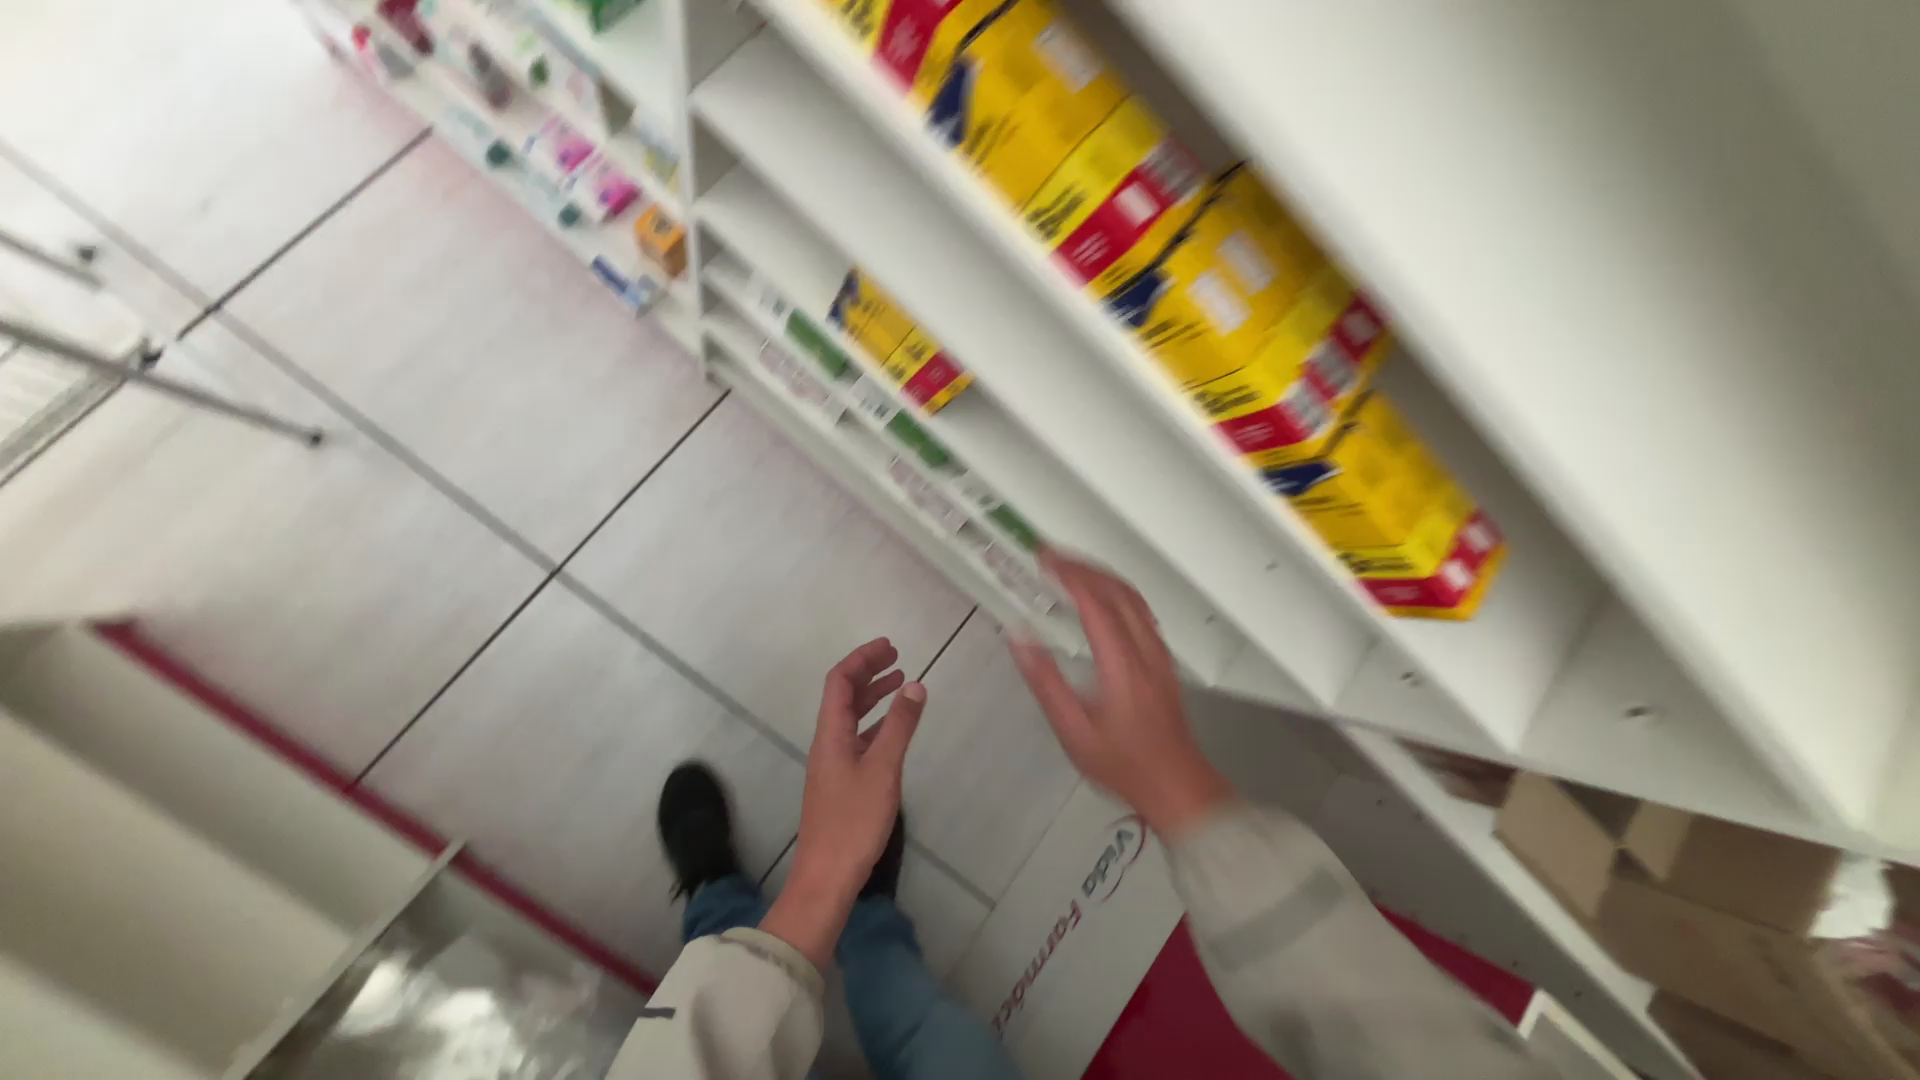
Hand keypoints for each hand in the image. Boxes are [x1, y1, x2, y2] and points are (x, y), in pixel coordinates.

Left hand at [764, 637, 924, 968]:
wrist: (826, 876)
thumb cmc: (853, 821)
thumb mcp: (883, 769)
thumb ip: (900, 726)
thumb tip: (915, 685)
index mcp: (831, 734)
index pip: (839, 682)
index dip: (862, 659)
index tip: (889, 647)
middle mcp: (827, 743)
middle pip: (843, 696)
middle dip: (868, 673)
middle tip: (897, 658)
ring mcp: (833, 764)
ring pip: (851, 718)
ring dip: (873, 697)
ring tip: (901, 684)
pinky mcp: (842, 784)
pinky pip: (858, 739)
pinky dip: (876, 724)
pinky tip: (894, 729)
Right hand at [1010, 552, 1233, 838]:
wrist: (1175, 784)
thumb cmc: (1123, 764)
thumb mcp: (1073, 730)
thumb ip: (1046, 683)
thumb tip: (1021, 641)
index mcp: (1122, 665)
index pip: (1096, 603)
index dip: (1070, 575)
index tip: (1045, 559)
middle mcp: (1145, 652)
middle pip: (1118, 591)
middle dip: (1083, 566)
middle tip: (1052, 556)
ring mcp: (1159, 654)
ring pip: (1134, 597)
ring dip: (1102, 575)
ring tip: (1073, 567)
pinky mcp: (1164, 661)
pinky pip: (1143, 611)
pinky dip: (1118, 591)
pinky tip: (1105, 595)